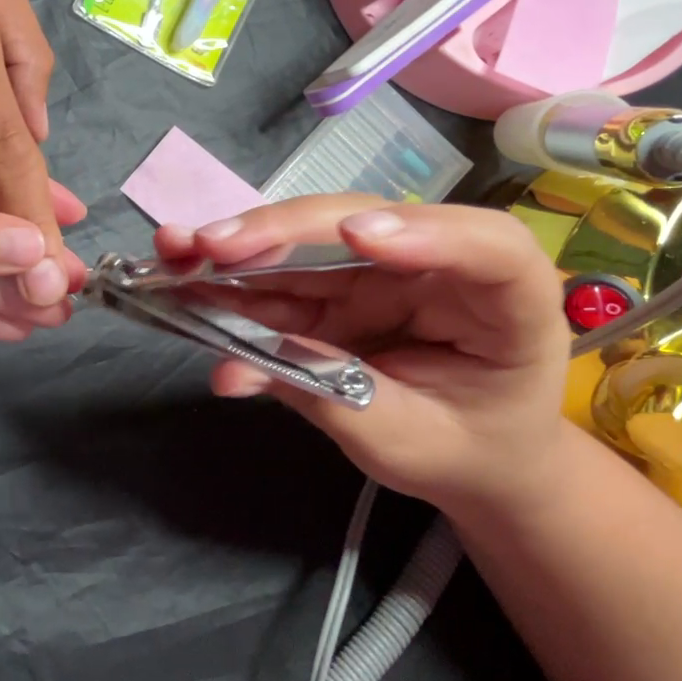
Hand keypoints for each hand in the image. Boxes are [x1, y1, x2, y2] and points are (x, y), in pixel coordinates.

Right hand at [156, 196, 573, 515]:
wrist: (468, 457)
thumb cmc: (464, 449)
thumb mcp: (409, 441)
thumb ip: (331, 398)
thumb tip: (230, 369)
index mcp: (504, 302)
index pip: (487, 248)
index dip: (426, 234)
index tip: (359, 238)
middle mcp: (434, 265)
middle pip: (363, 223)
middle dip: (284, 231)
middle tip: (215, 246)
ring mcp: (373, 269)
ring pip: (303, 239)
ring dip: (236, 242)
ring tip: (176, 249)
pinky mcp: (329, 283)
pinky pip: (275, 272)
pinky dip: (226, 274)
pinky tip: (179, 271)